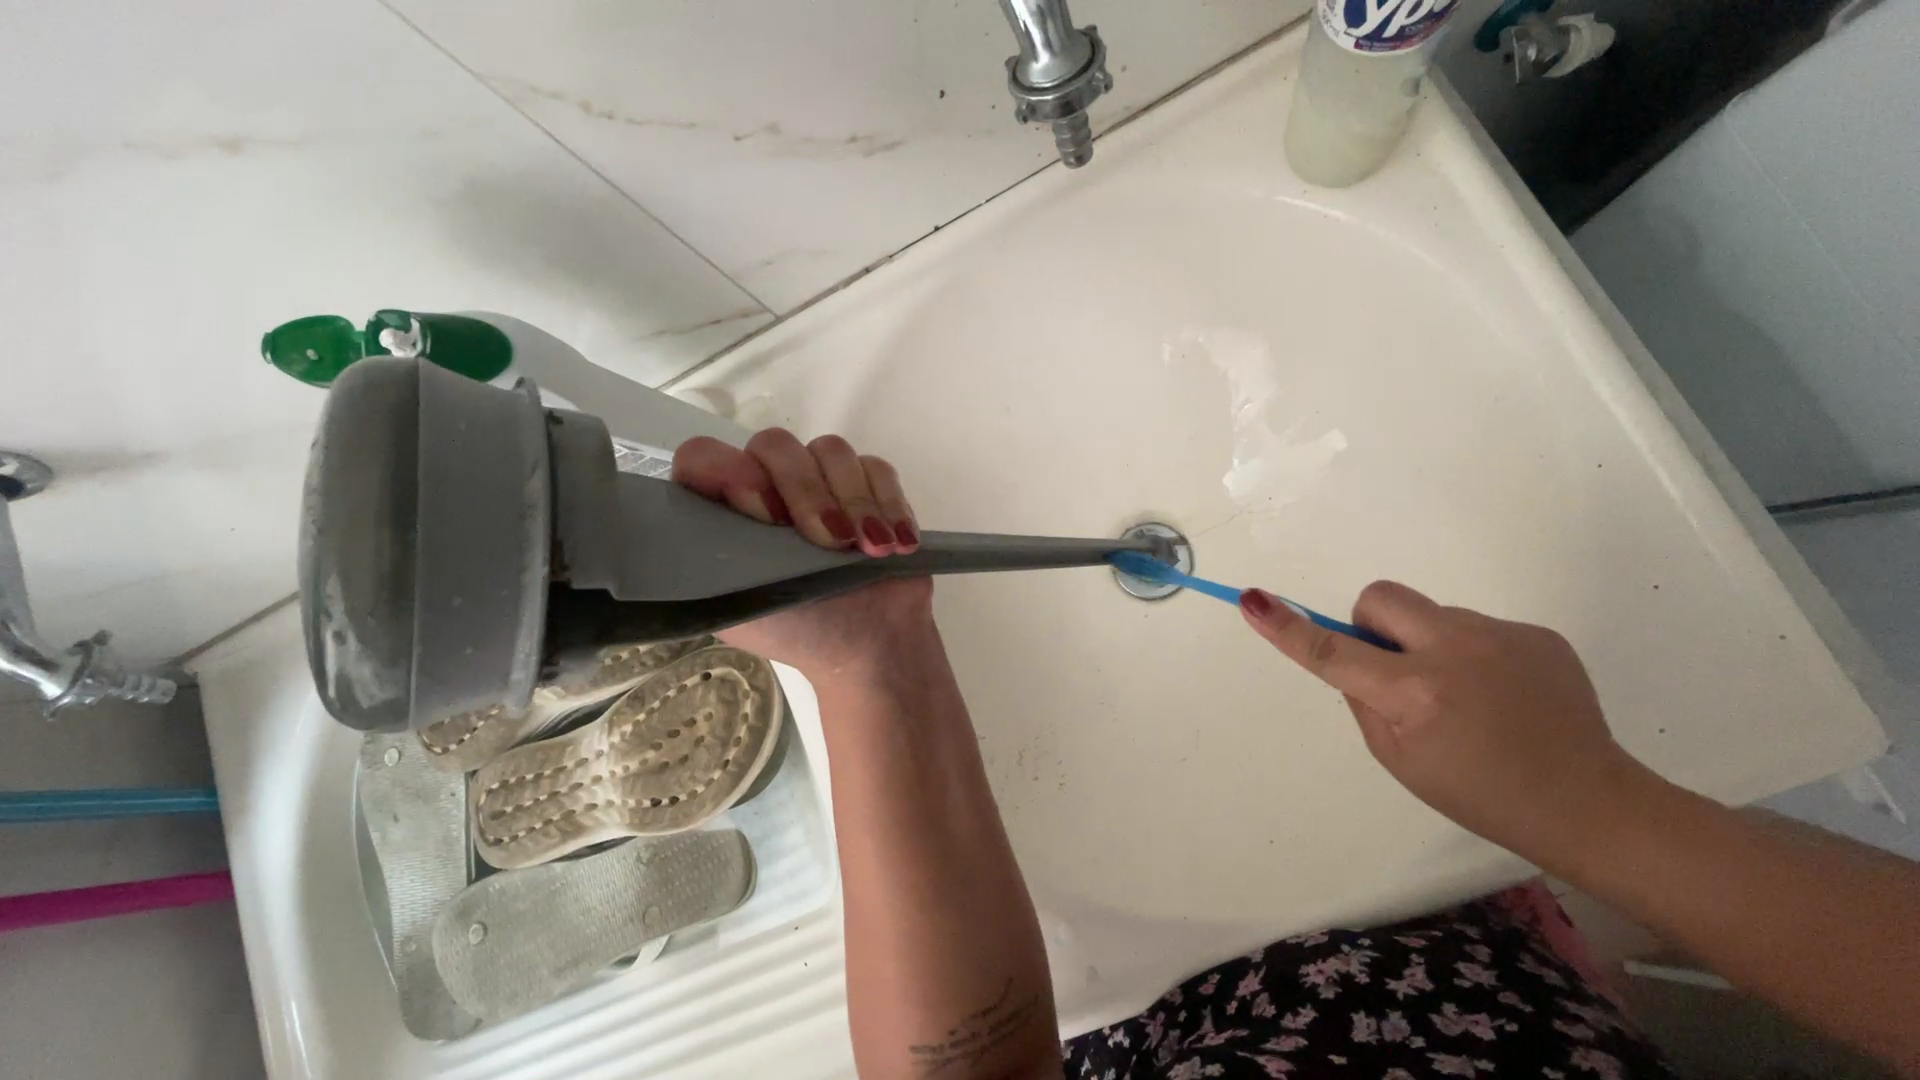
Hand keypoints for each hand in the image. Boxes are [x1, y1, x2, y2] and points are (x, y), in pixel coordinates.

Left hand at [673, 429, 932, 679]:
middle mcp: (768, 487)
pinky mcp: (870, 486)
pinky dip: (889, 505)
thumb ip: (711, 562)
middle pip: (775, 445)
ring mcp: (821, 482)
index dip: (731, 472)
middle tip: (832, 541)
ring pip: (830, 450)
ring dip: (855, 501)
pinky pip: (876, 467)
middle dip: (806, 491)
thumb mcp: (741, 610)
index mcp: (727, 513)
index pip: (705, 458)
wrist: (871, 648)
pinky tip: (896, 543)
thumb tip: (689, 528)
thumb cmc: (801, 633)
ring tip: (872, 549)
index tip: (767, 514)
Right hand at [1239, 581, 1657, 859]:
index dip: (1287, 627)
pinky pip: (1476, 628)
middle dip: (1370, 625)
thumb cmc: (1479, 794)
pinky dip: (1471, 653)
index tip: (1253, 600)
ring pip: (1432, 615)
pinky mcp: (1537, 634)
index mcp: (1416, 693)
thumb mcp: (1399, 760)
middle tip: (1393, 669)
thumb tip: (1354, 660)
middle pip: (1381, 599)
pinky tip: (1501, 695)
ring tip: (1466, 697)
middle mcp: (1455, 651)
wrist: (1590, 803)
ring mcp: (1502, 636)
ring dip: (1427, 644)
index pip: (1333, 652)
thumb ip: (1364, 702)